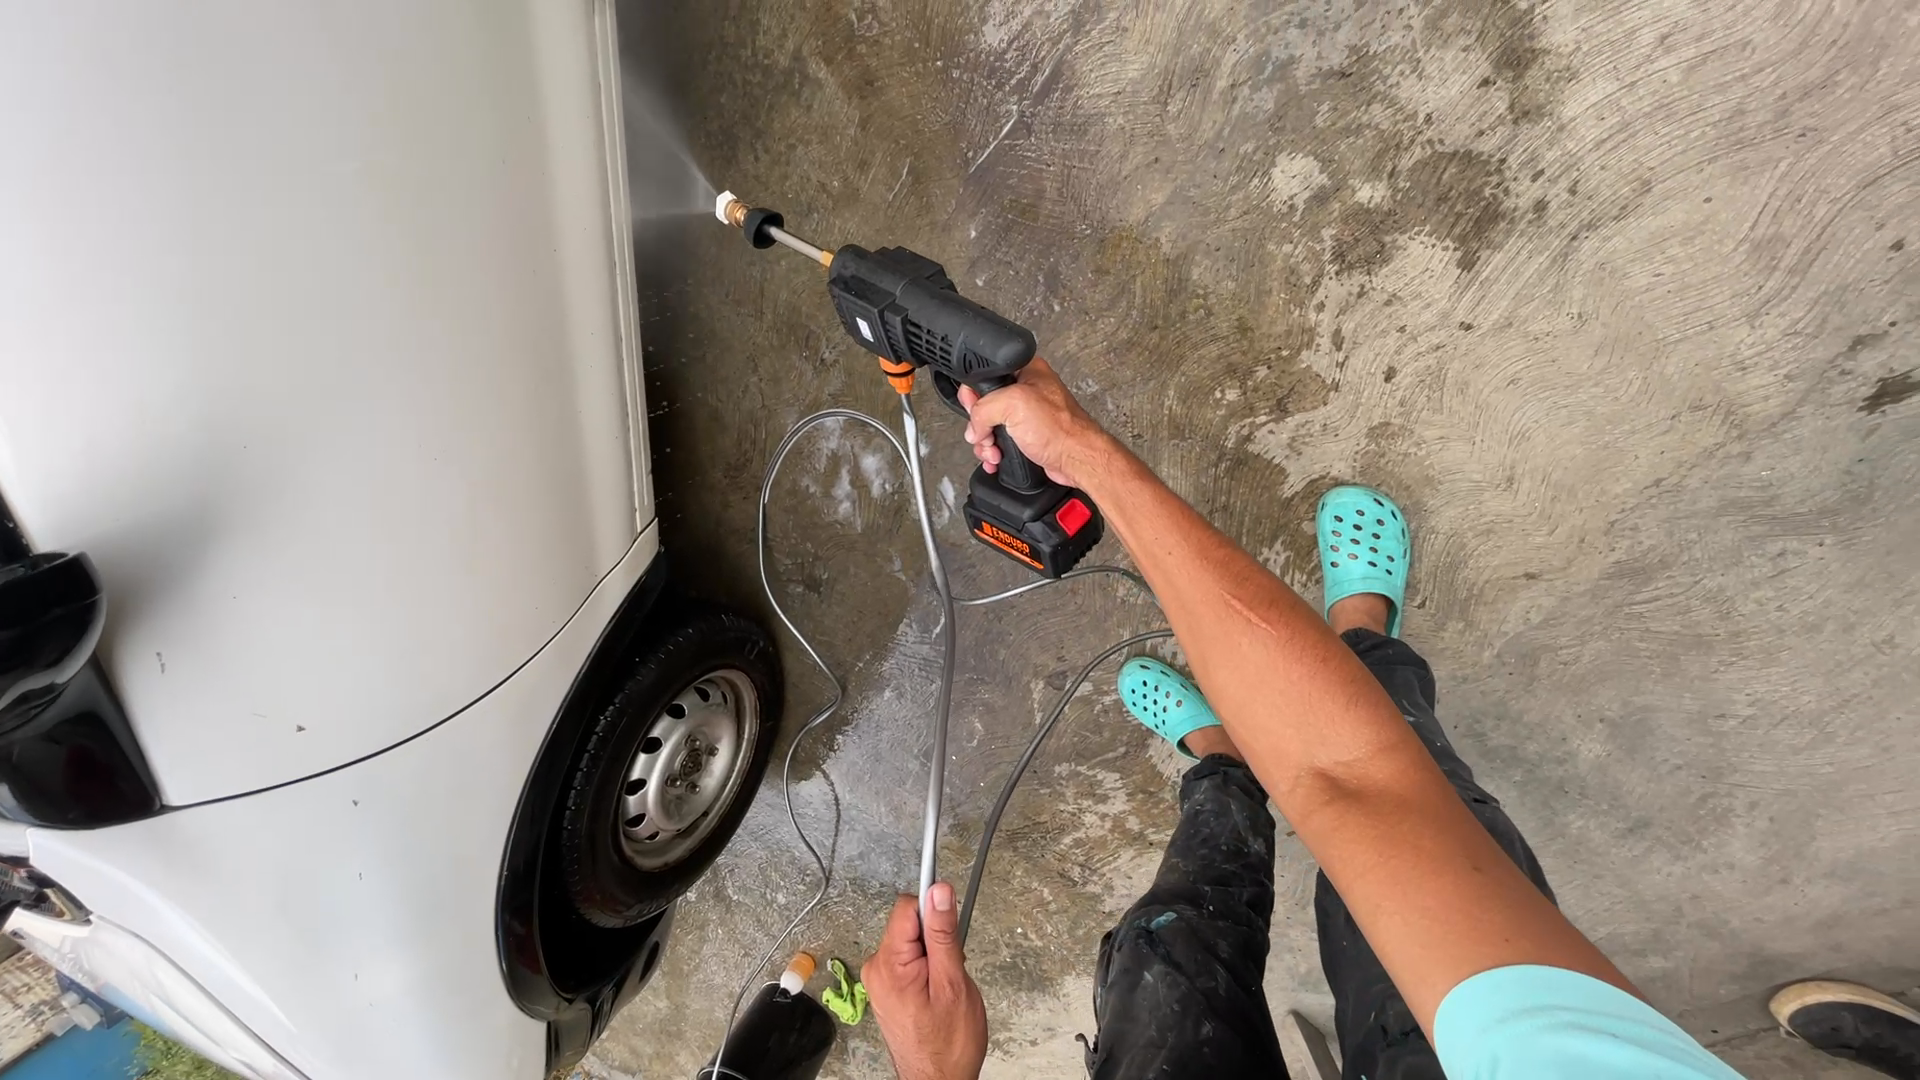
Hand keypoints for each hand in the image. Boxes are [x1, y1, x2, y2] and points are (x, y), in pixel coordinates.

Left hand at [863, 883, 987, 1079]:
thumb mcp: (952, 982)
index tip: (949, 925)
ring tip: (943, 984)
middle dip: (936, 938)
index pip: (908, 907)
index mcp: (889, 964)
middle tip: (949, 969)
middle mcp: (878, 967)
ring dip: (933, 954)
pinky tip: (936, 989)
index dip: (934, 911)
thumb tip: (938, 891)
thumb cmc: (948, 1044)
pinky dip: (927, 966)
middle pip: (910, 922)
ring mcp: (881, 977)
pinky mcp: (888, 985)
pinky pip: (909, 956)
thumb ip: (943, 933)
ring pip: (912, 939)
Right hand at [958, 358, 1116, 489]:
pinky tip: (997, 459)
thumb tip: (974, 427)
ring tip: (994, 451)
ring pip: (989, 427)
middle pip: (984, 404)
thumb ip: (983, 409)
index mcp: (1025, 371)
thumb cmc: (1060, 429)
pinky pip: (999, 442)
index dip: (975, 394)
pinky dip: (994, 452)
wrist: (1075, 459)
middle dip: (980, 425)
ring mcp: (1025, 415)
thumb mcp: (1013, 405)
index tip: (975, 409)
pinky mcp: (1026, 436)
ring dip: (986, 443)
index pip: (986, 376)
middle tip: (985, 433)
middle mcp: (1026, 391)